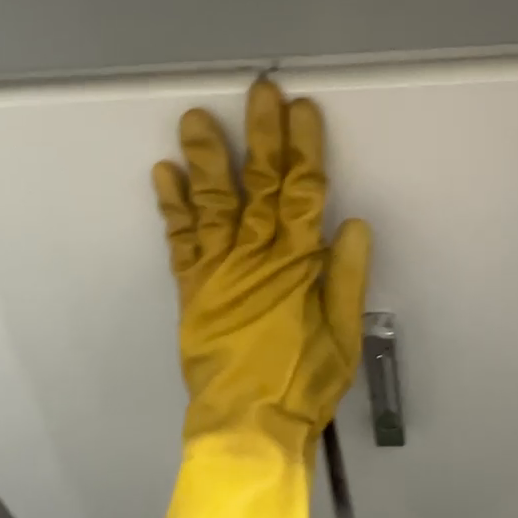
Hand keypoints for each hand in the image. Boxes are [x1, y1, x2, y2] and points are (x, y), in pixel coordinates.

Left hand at [123, 78, 369, 517]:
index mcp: (297, 264)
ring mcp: (218, 270)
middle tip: (258, 92)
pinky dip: (172, 207)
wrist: (248, 426)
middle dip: (262, 136)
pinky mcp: (192, 289)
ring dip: (207, 158)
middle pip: (261, 184)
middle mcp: (255, 256)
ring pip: (213, 202)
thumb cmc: (303, 385)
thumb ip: (345, 279)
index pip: (304, 192)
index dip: (304, 148)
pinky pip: (180, 241)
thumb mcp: (343, 336)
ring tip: (195, 118)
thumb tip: (352, 226)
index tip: (301, 110)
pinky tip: (165, 173)